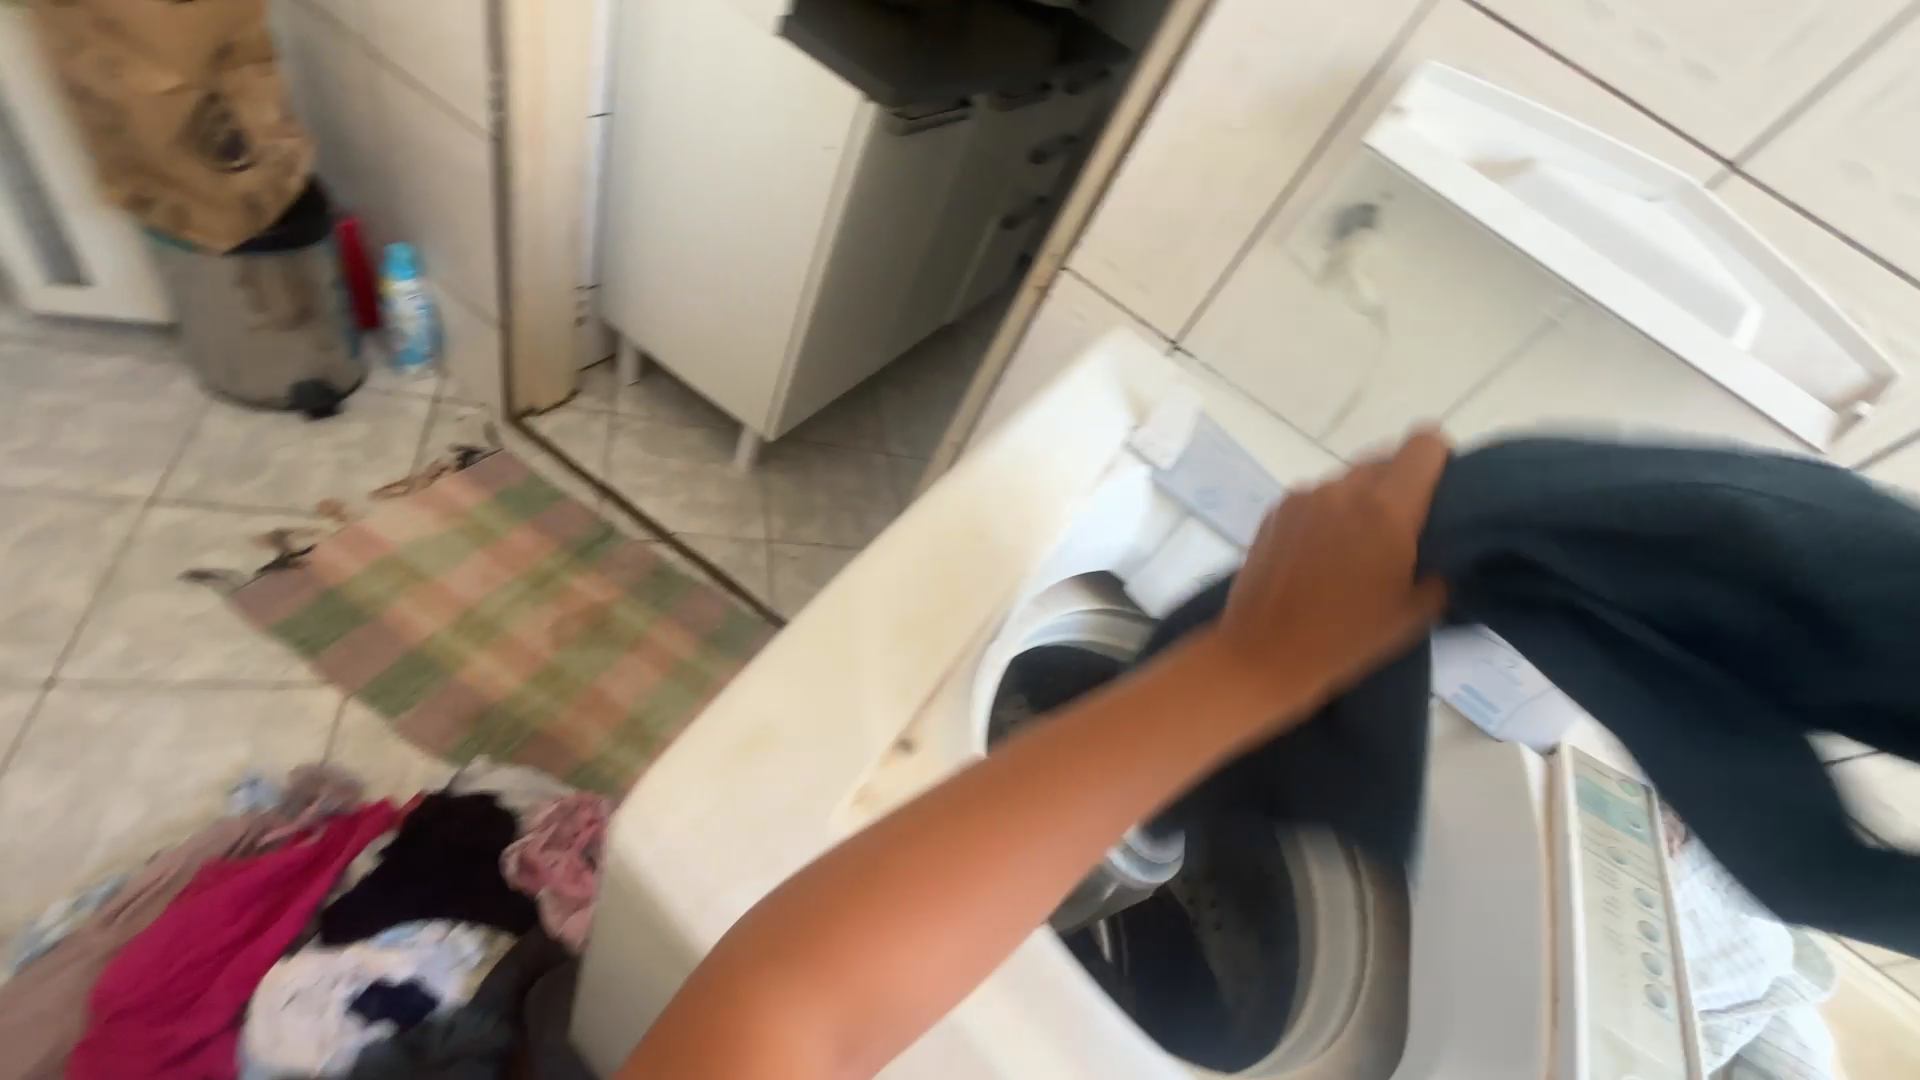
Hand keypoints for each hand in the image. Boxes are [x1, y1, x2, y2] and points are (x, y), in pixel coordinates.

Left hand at [1211, 430, 1450, 702]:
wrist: (1263, 653)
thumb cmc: (1345, 638)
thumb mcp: (1415, 610)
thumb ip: (1442, 563)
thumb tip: (1448, 542)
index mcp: (1384, 509)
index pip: (1424, 444)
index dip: (1439, 462)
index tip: (1440, 494)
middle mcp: (1340, 491)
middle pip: (1384, 461)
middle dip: (1400, 487)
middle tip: (1403, 532)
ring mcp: (1301, 498)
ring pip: (1347, 480)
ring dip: (1360, 501)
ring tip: (1357, 549)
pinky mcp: (1273, 512)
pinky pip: (1314, 497)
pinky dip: (1327, 513)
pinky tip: (1321, 553)